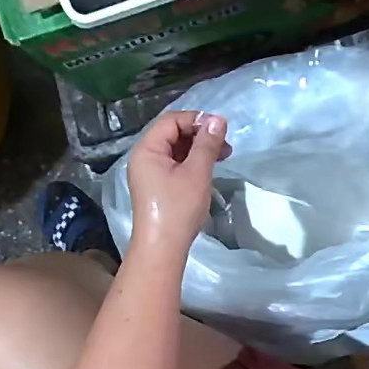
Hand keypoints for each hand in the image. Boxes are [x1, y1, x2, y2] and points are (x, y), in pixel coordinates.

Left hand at [126, 110, 228, 258]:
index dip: (197, 120)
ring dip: (198, 149)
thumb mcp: (197, 173)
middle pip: (172, 133)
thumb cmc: (178, 208)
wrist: (162, 248)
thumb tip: (218, 119)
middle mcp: (143, 157)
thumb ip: (207, 144)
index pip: (172, 121)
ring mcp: (148, 173)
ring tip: (222, 156)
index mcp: (147, 149)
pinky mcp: (155, 187)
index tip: (222, 129)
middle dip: (199, 135)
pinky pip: (173, 165)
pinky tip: (207, 170)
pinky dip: (191, 163)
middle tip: (225, 145)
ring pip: (175, 150)